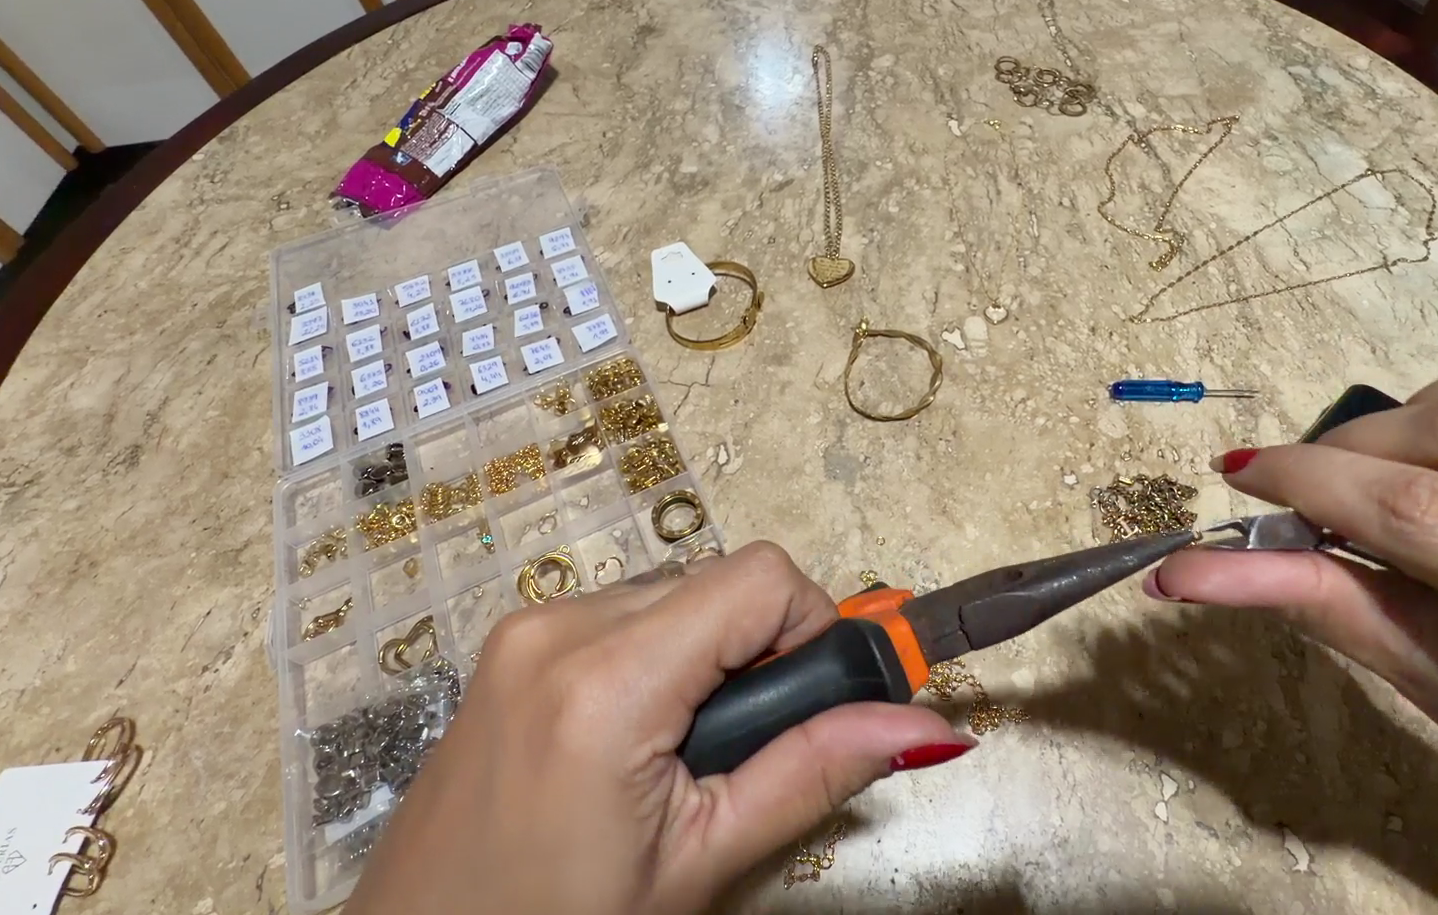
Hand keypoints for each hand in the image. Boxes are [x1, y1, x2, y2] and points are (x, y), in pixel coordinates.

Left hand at [344, 543, 970, 914]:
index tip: (807, 698)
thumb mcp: (701, 860)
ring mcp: (530, 621)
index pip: (759, 577)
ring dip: (711, 647)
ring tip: (687, 743)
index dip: (809, 623)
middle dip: (759, 645)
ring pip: (677, 588)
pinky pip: (629, 606)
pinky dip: (663, 647)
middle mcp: (563, 622)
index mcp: (609, 680)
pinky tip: (641, 726)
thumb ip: (814, 773)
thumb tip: (921, 722)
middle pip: (718, 579)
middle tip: (745, 738)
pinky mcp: (516, 633)